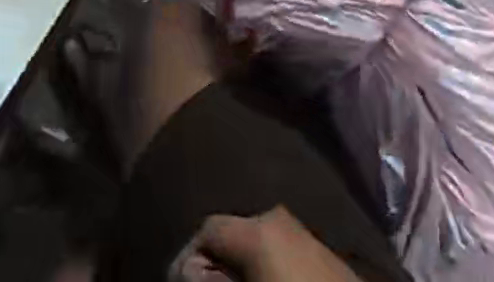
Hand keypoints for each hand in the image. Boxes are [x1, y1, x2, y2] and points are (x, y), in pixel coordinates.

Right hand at [171, 207, 364, 281]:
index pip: (209, 228)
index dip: (188, 256)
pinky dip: (258, 261)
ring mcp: (300, 228)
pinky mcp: (316, 245)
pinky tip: (257, 279)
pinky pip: (275, 246)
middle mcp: (278, 217)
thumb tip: (187, 270)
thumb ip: (210, 280)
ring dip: (236, 261)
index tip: (176, 281)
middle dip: (213, 259)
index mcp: (259, 227)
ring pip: (254, 238)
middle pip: (232, 230)